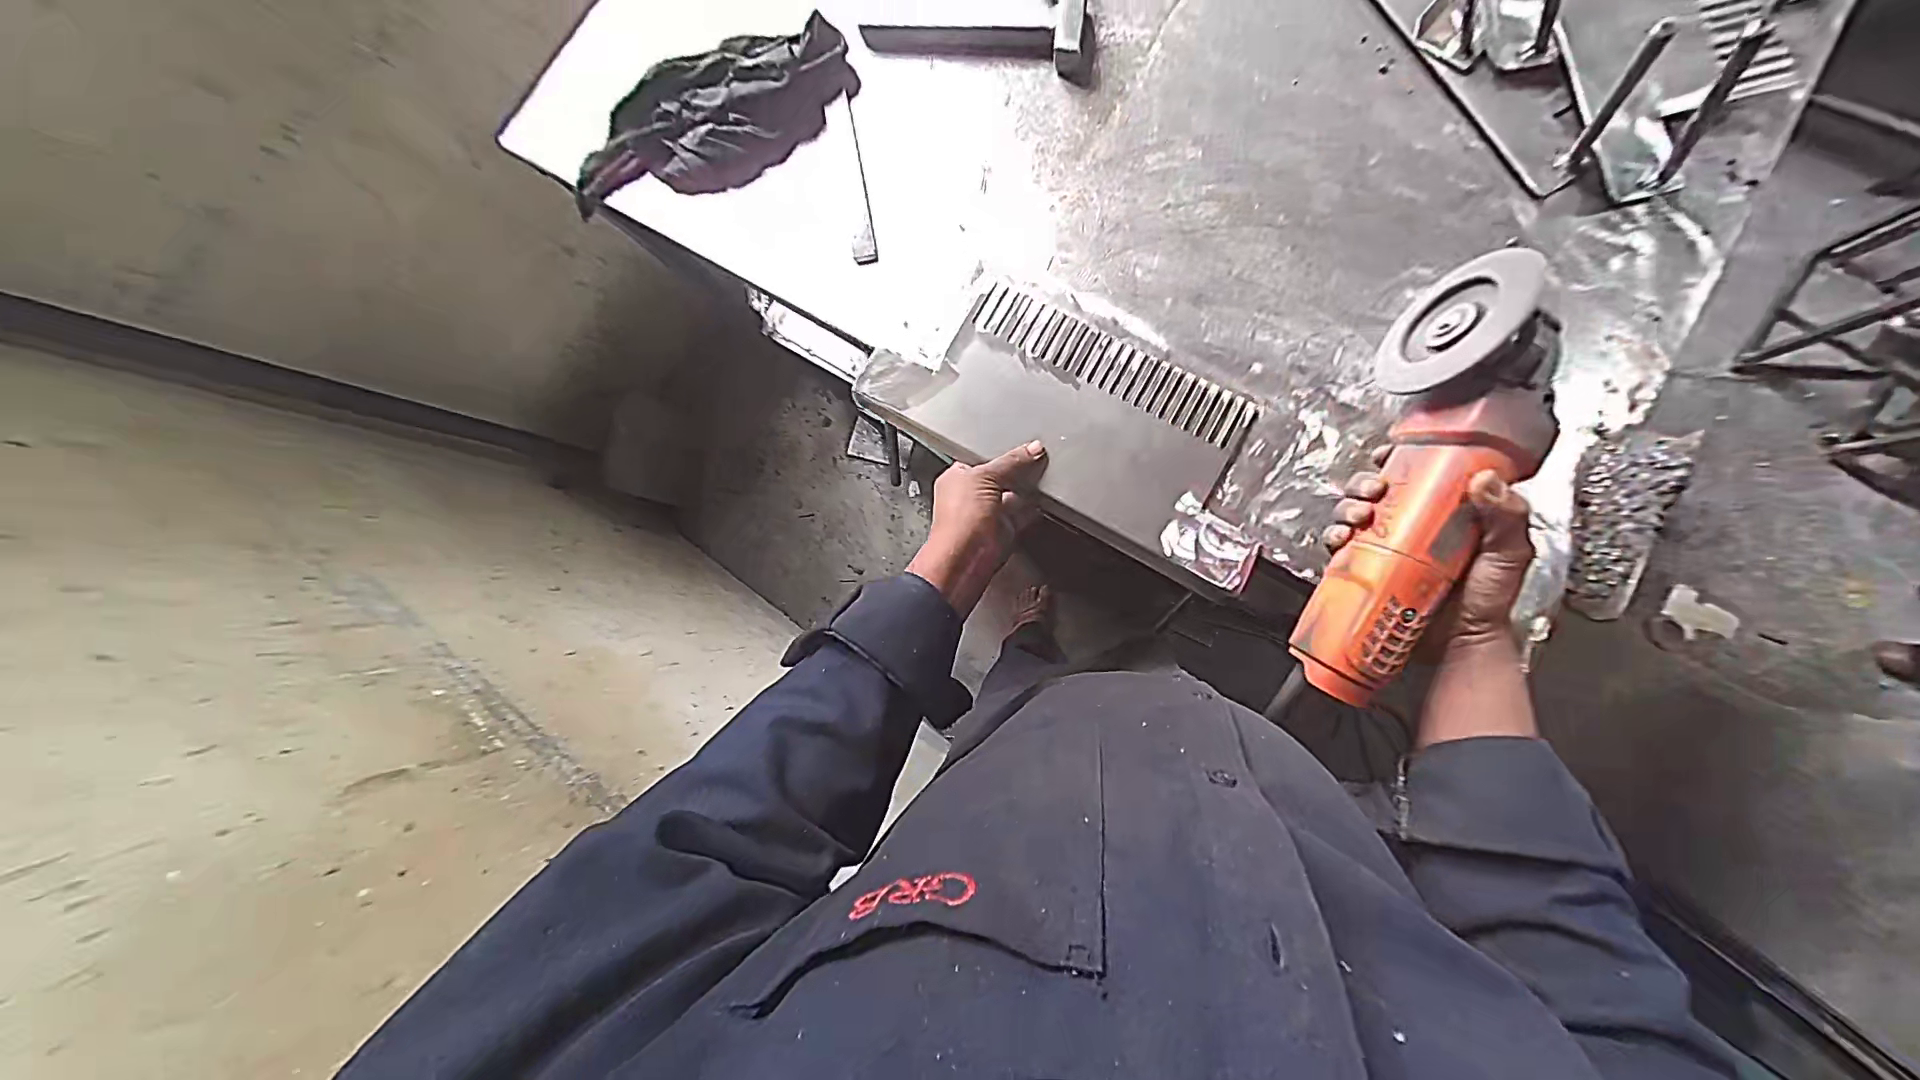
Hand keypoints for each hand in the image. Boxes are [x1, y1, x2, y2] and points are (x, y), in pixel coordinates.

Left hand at [906, 440, 1049, 616]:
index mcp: (957, 478)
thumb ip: (1011, 462)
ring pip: (1014, 495)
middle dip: (1017, 470)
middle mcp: (971, 496)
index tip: (1023, 444)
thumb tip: (1031, 449)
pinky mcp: (1004, 530)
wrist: (965, 559)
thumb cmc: (958, 522)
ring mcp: (988, 514)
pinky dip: (1034, 508)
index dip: (1001, 452)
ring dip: (1028, 488)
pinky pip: (1023, 514)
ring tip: (1045, 474)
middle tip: (1037, 457)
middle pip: (1001, 476)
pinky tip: (1043, 499)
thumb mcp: (985, 477)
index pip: (981, 458)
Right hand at [1323, 446, 1534, 655]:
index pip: (1413, 474)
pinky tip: (1341, 539)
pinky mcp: (1362, 569)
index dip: (1396, 459)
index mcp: (1441, 511)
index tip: (1388, 455)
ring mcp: (1381, 547)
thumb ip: (1506, 516)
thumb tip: (1484, 479)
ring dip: (1347, 507)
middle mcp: (1406, 524)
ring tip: (1358, 516)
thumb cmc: (1487, 600)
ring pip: (1350, 514)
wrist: (1461, 644)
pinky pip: (1337, 547)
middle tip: (1374, 490)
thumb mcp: (1509, 553)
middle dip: (1363, 483)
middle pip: (1372, 491)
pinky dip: (1332, 537)